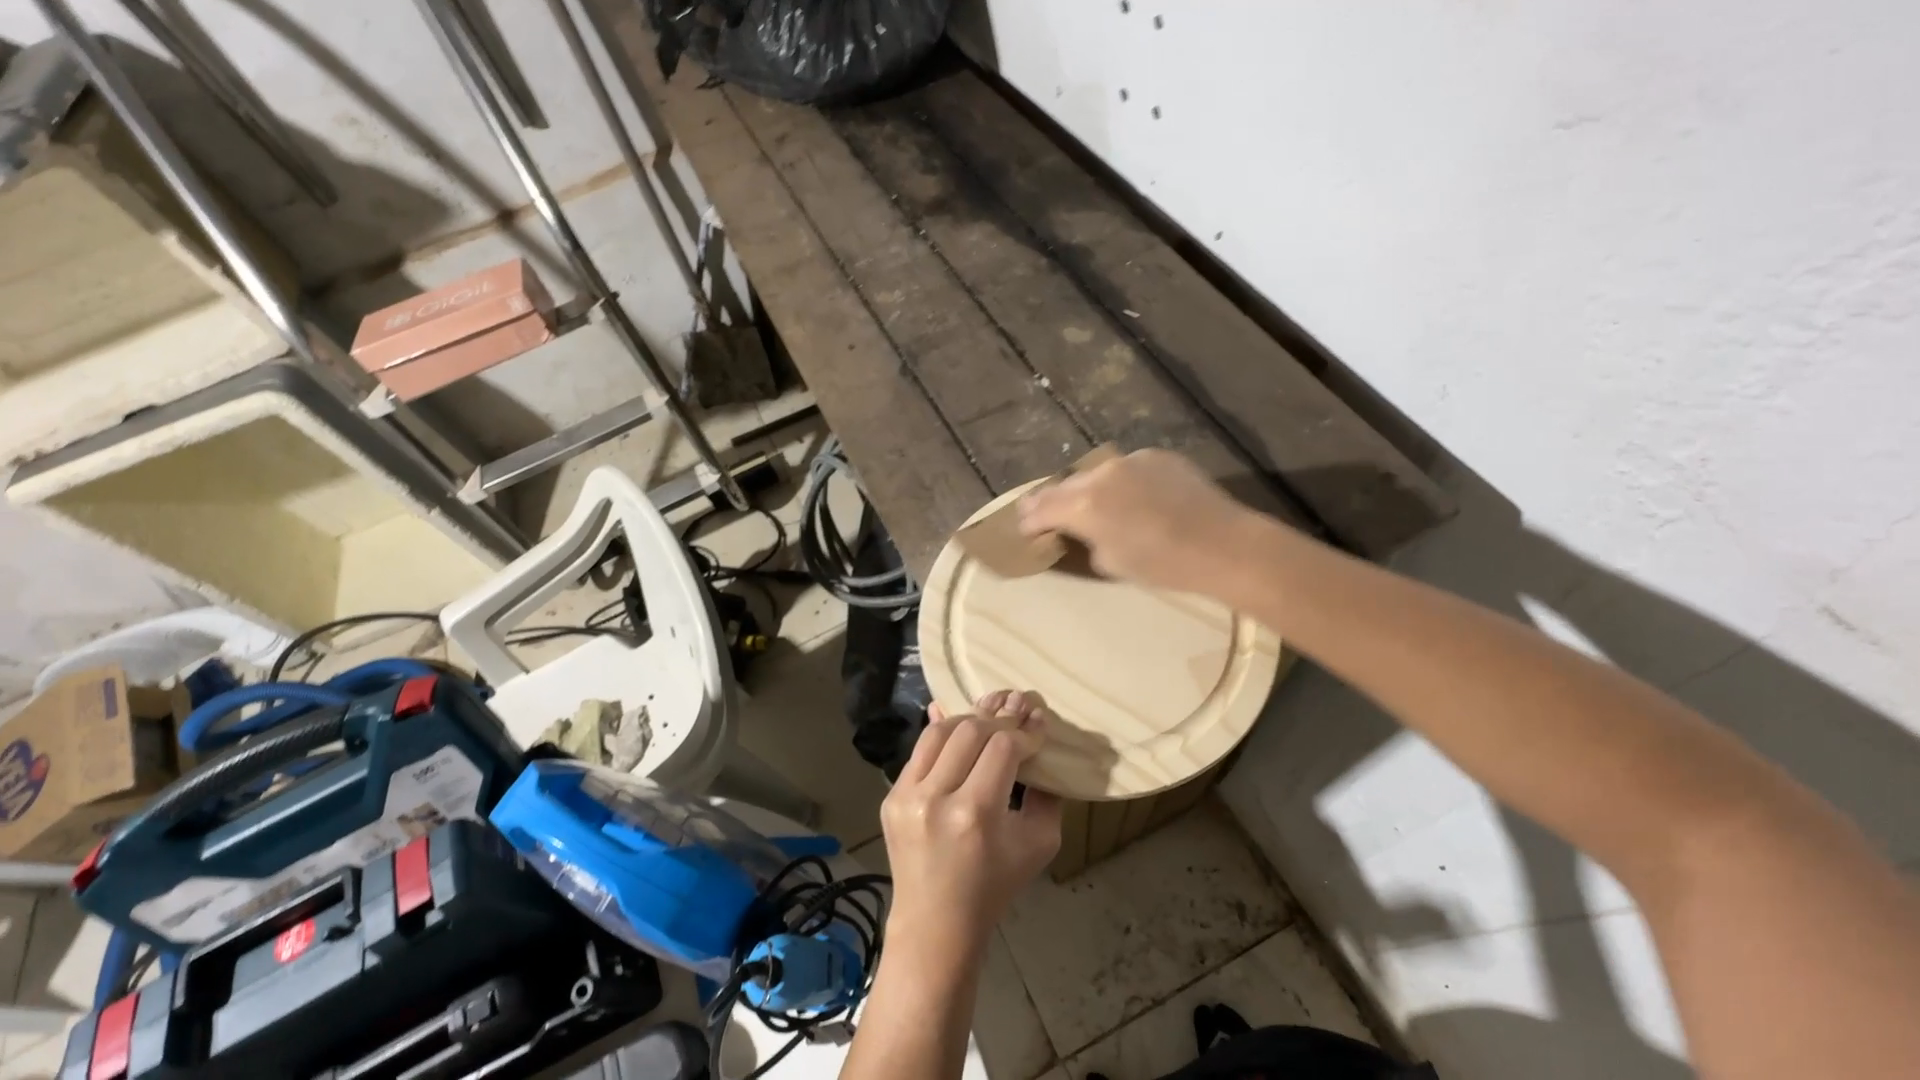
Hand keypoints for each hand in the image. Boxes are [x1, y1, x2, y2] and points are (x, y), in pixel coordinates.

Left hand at [882, 690, 1062, 948]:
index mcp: (974, 814)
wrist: (937, 922)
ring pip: (939, 732)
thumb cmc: (994, 886)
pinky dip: (943, 736)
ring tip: (992, 715)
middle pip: (970, 731)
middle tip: (1020, 707)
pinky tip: (962, 724)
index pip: (1003, 748)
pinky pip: (919, 752)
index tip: (1040, 723)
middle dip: (1000, 717)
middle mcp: (935, 798)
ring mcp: (906, 796)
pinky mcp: (891, 798)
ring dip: (970, 719)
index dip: (1025, 731)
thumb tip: (1038, 747)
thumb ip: (1046, 794)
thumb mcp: (1039, 844)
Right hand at [1018, 448, 1266, 592]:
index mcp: (1085, 504)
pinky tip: (1134, 500)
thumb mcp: (1112, 563)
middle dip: (1053, 501)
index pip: (1042, 507)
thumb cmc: (1164, 565)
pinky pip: (1129, 470)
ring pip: (1098, 474)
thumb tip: (1085, 532)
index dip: (1029, 518)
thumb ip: (1088, 541)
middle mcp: (1103, 474)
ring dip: (1089, 490)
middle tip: (1043, 512)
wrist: (1223, 545)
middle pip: (1066, 485)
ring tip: (1091, 506)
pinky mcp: (1160, 457)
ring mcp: (1133, 461)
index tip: (1022, 526)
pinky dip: (1122, 484)